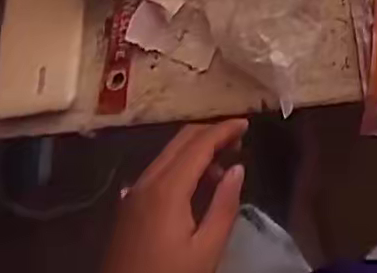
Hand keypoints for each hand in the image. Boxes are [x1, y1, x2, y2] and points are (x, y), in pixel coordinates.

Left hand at [101, 120, 246, 272]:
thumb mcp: (205, 252)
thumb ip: (224, 206)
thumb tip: (237, 168)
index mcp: (168, 187)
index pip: (201, 142)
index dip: (225, 129)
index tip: (247, 124)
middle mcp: (148, 179)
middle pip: (183, 138)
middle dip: (212, 133)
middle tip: (239, 141)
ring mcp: (135, 191)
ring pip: (170, 152)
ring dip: (197, 148)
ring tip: (223, 166)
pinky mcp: (129, 205)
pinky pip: (159, 168)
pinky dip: (182, 163)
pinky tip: (196, 184)